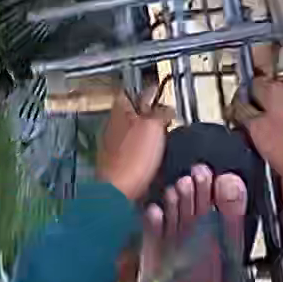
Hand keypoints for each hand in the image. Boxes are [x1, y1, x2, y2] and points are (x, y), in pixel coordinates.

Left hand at [97, 83, 172, 203]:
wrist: (118, 191)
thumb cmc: (133, 157)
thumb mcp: (154, 126)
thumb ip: (161, 112)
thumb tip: (168, 108)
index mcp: (120, 107)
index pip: (137, 90)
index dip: (152, 91)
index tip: (163, 93)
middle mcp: (114, 121)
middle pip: (136, 111)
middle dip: (153, 114)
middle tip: (169, 118)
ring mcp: (114, 141)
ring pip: (136, 130)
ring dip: (150, 134)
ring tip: (165, 139)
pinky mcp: (118, 160)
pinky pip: (135, 149)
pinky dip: (146, 151)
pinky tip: (155, 158)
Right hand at [235, 76, 282, 184]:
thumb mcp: (255, 131)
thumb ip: (243, 114)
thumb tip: (237, 108)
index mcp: (275, 89)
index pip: (250, 85)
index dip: (240, 100)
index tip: (235, 113)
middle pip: (267, 97)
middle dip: (257, 111)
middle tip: (249, 129)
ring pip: (282, 110)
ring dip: (272, 121)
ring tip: (265, 141)